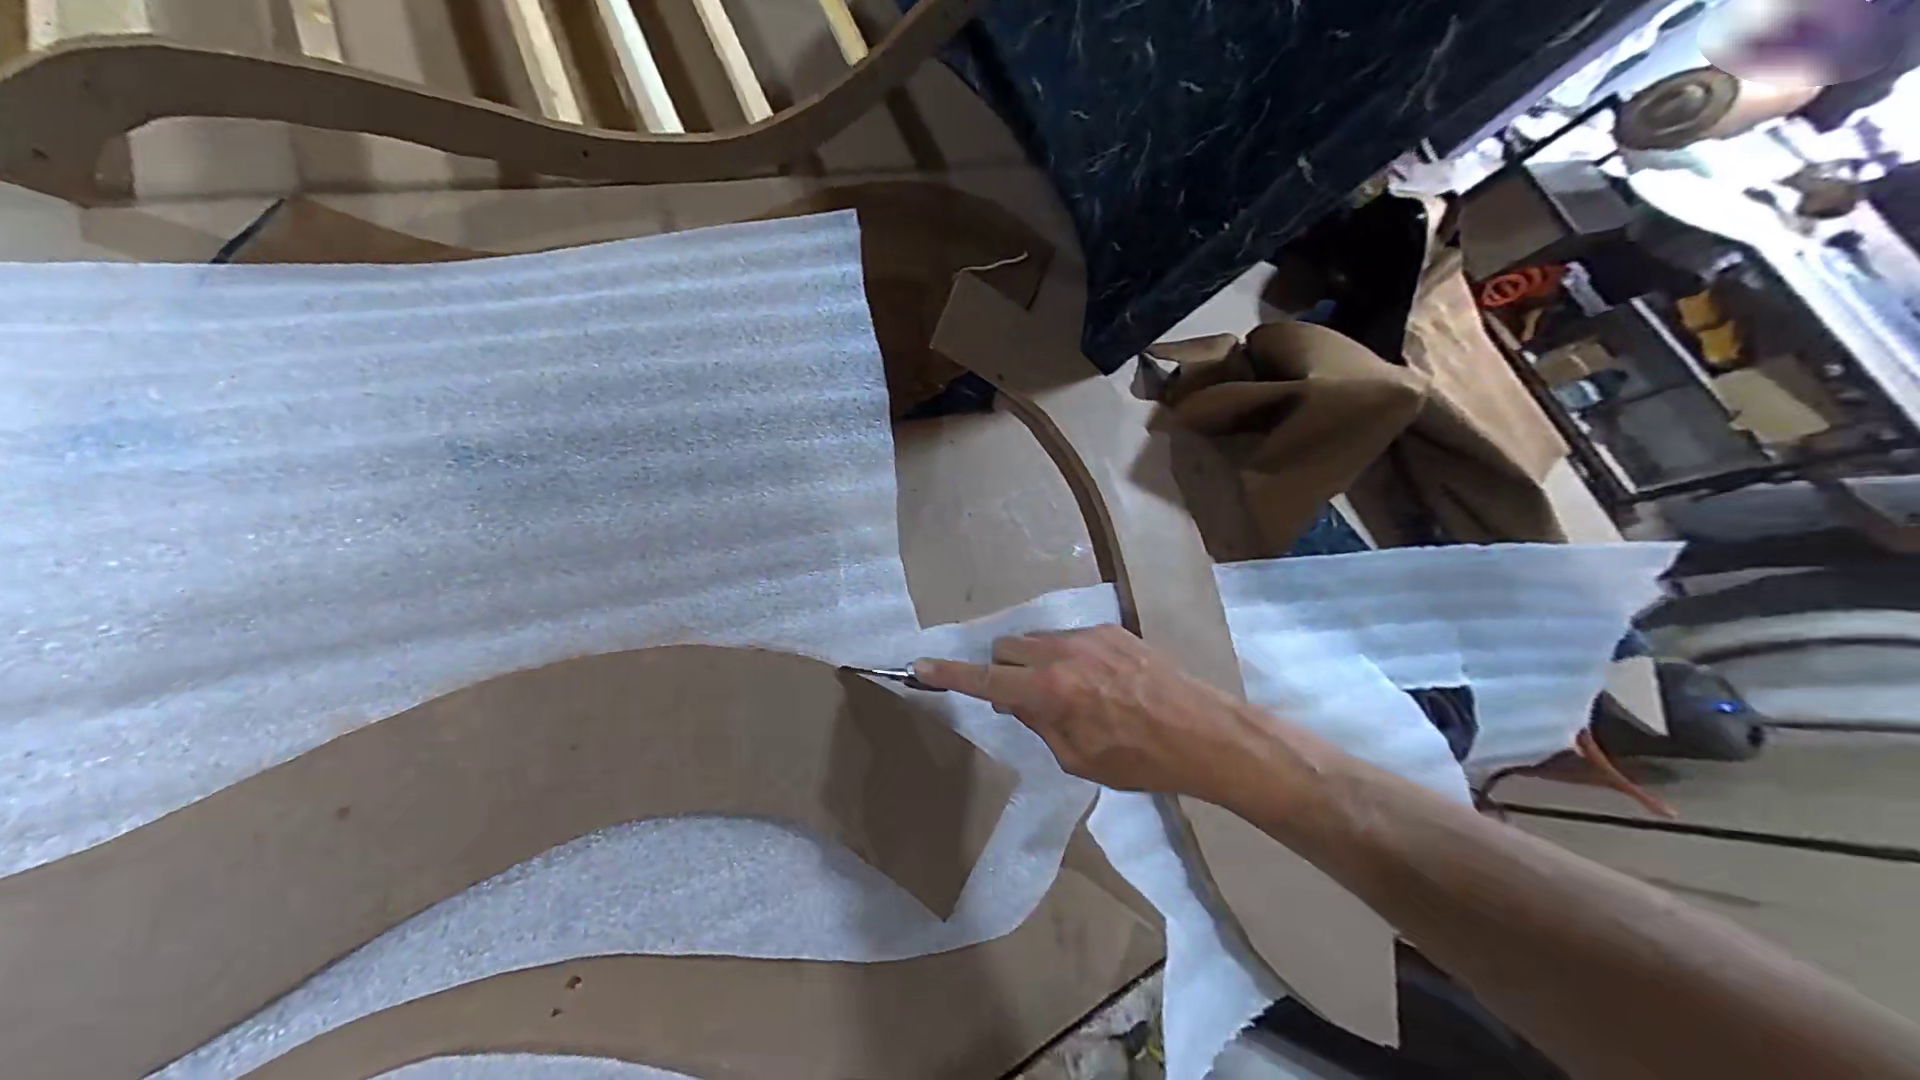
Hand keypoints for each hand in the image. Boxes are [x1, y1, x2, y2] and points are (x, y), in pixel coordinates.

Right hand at [912, 625, 1278, 799]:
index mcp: (1051, 691)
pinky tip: (1094, 680)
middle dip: (1002, 669)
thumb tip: (1010, 698)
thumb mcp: (1077, 758)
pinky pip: (1069, 636)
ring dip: (1033, 661)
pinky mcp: (1112, 629)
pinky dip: (1064, 655)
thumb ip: (1036, 723)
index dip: (950, 675)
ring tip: (1064, 691)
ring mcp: (1090, 636)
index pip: (986, 680)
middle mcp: (1064, 653)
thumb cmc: (1139, 760)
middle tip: (1021, 699)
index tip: (921, 666)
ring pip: (1036, 638)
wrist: (1203, 731)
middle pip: (1006, 646)